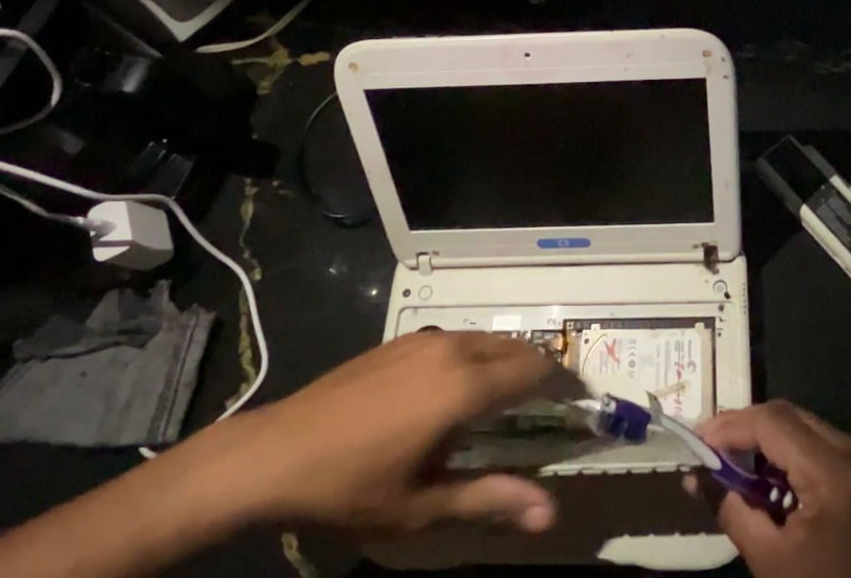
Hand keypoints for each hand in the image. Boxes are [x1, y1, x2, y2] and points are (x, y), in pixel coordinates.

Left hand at [204, 331, 560, 534]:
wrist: (272, 454)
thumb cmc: (351, 486)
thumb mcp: (423, 506)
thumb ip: (490, 500)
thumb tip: (551, 512)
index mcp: (464, 386)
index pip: (535, 370)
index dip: (562, 384)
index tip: (577, 405)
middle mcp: (450, 350)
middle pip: (515, 348)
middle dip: (539, 370)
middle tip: (549, 405)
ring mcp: (421, 340)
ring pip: (485, 339)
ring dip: (508, 361)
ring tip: (510, 398)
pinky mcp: (398, 342)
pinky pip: (456, 339)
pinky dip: (477, 356)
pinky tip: (459, 388)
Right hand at [696, 401, 850, 577]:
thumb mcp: (771, 560)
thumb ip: (731, 508)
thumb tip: (697, 476)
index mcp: (835, 471)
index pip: (772, 421)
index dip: (728, 426)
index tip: (696, 443)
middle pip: (792, 417)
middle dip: (747, 429)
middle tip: (711, 452)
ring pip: (811, 428)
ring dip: (772, 442)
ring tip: (738, 468)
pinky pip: (831, 448)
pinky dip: (798, 456)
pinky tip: (776, 482)